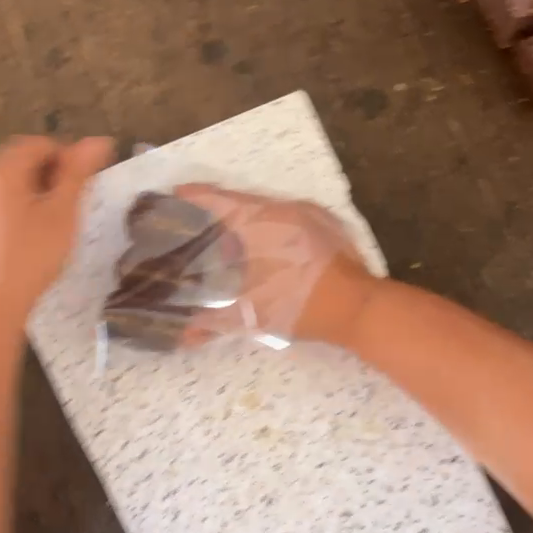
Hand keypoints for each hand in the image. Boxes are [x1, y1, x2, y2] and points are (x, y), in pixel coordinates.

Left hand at [0, 136, 114, 315]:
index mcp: (0, 169)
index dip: (65, 159)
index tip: (81, 188)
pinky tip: (26, 236)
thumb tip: (100, 141)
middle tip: (68, 207)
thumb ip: (79, 173)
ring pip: (5, 182)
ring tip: (50, 223)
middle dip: (47, 175)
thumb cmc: (31, 257)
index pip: (38, 144)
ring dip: (31, 191)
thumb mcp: (62, 213)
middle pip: (18, 160)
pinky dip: (12, 207)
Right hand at [171, 183, 382, 347]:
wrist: (359, 307)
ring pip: (267, 211)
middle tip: (197, 227)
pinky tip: (266, 253)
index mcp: (259, 220)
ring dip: (246, 224)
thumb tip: (183, 337)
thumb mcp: (250, 315)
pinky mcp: (327, 226)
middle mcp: (282, 208)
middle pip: (241, 202)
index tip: (173, 195)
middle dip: (218, 213)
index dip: (192, 196)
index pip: (216, 198)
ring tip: (228, 245)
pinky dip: (270, 230)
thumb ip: (212, 322)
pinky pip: (288, 219)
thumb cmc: (298, 304)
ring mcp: (309, 214)